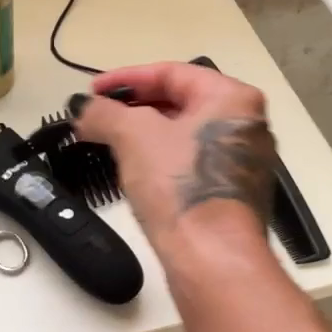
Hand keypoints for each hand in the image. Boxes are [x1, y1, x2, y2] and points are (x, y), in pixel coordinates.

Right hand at [72, 62, 276, 251]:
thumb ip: (104, 113)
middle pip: (180, 103)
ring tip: (109, 143)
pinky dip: (162, 161)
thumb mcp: (132, 136)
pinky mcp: (234, 195)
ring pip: (185, 136)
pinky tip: (135, 173)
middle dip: (134, 108)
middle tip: (98, 117)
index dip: (125, 78)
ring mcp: (244, 162)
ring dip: (144, 136)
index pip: (171, 72)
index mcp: (233, 99)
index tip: (93, 92)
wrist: (213, 259)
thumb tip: (84, 109)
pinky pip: (192, 164)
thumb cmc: (181, 185)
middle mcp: (247, 125)